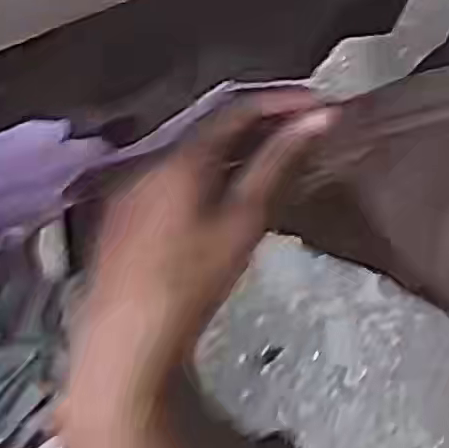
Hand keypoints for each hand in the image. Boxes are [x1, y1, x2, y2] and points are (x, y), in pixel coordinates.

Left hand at [60, 90, 334, 443]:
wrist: (125, 349)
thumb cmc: (194, 278)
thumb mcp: (247, 214)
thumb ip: (281, 158)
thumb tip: (321, 115)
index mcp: (178, 158)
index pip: (237, 107)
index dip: (283, 98)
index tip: (322, 103)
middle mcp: (150, 161)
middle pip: (215, 121)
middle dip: (266, 116)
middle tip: (310, 121)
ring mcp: (134, 186)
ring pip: (199, 144)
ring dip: (244, 138)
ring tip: (286, 145)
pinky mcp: (129, 210)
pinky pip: (182, 166)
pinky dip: (220, 159)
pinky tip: (242, 176)